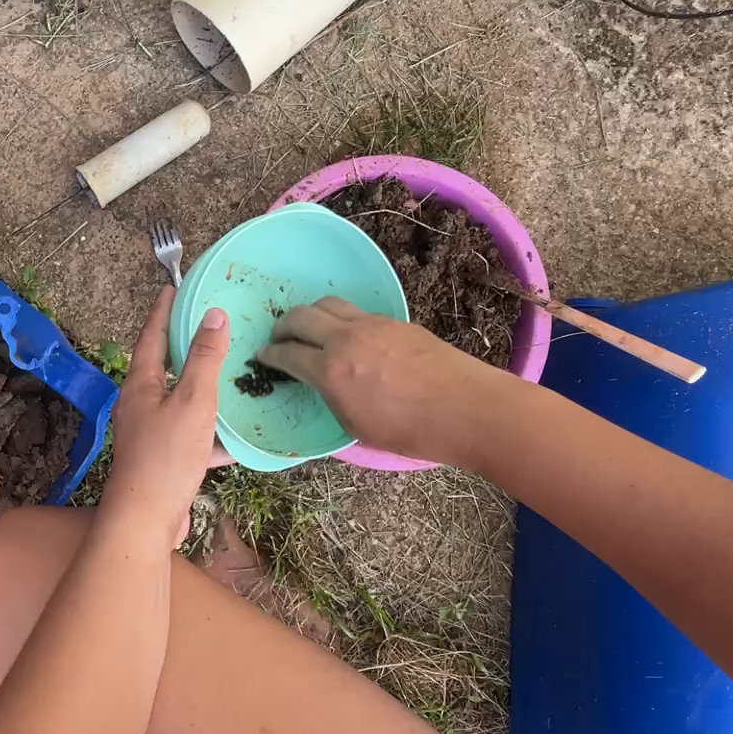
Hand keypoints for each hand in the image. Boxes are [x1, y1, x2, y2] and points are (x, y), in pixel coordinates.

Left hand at [100, 286, 229, 549]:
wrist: (146, 519)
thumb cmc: (167, 456)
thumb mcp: (193, 401)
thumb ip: (204, 359)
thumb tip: (213, 315)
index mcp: (141, 384)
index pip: (152, 335)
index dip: (163, 310)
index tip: (173, 287)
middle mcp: (140, 404)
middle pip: (163, 366)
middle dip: (183, 346)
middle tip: (206, 325)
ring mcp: (150, 433)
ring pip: (180, 402)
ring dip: (202, 389)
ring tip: (229, 376)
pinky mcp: (164, 459)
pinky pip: (191, 436)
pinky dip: (211, 433)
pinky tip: (236, 438)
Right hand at [255, 296, 517, 467]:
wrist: (469, 409)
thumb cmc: (412, 430)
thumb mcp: (356, 425)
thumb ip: (331, 397)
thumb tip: (322, 382)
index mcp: (331, 370)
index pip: (286, 353)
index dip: (269, 355)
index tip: (263, 356)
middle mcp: (345, 339)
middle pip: (299, 316)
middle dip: (282, 326)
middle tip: (279, 337)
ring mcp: (371, 325)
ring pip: (327, 303)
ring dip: (310, 314)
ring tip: (310, 329)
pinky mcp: (394, 321)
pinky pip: (355, 311)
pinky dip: (339, 318)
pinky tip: (347, 335)